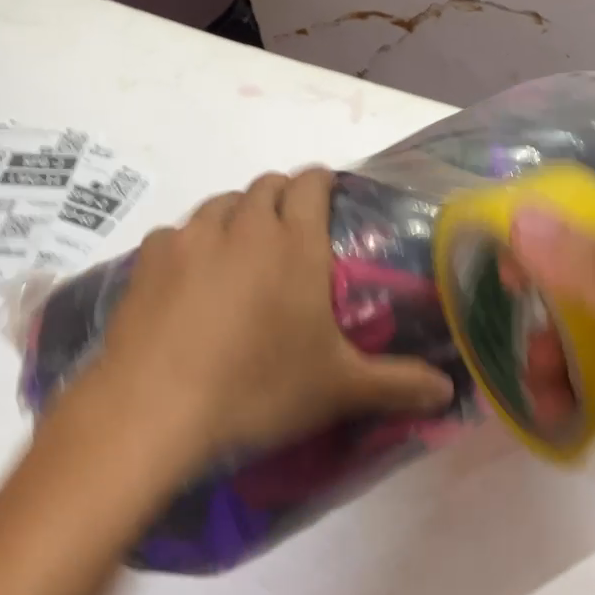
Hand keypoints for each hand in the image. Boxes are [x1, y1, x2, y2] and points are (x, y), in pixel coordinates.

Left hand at [53, 168, 452, 484]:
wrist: (153, 411)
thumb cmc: (259, 389)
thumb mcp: (340, 390)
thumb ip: (399, 385)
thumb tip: (448, 392)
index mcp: (294, 243)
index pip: (311, 183)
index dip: (324, 184)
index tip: (332, 201)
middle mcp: (242, 226)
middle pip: (265, 186)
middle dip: (285, 199)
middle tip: (297, 237)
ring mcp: (187, 240)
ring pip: (219, 204)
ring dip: (239, 217)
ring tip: (247, 257)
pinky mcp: (145, 263)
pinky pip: (178, 234)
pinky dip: (195, 245)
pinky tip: (196, 283)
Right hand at [509, 209, 594, 515]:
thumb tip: (520, 216)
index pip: (587, 225)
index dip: (538, 246)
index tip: (501, 282)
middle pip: (571, 284)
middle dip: (544, 321)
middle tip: (537, 360)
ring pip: (574, 334)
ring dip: (550, 363)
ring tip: (547, 399)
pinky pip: (587, 374)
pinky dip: (566, 391)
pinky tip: (557, 416)